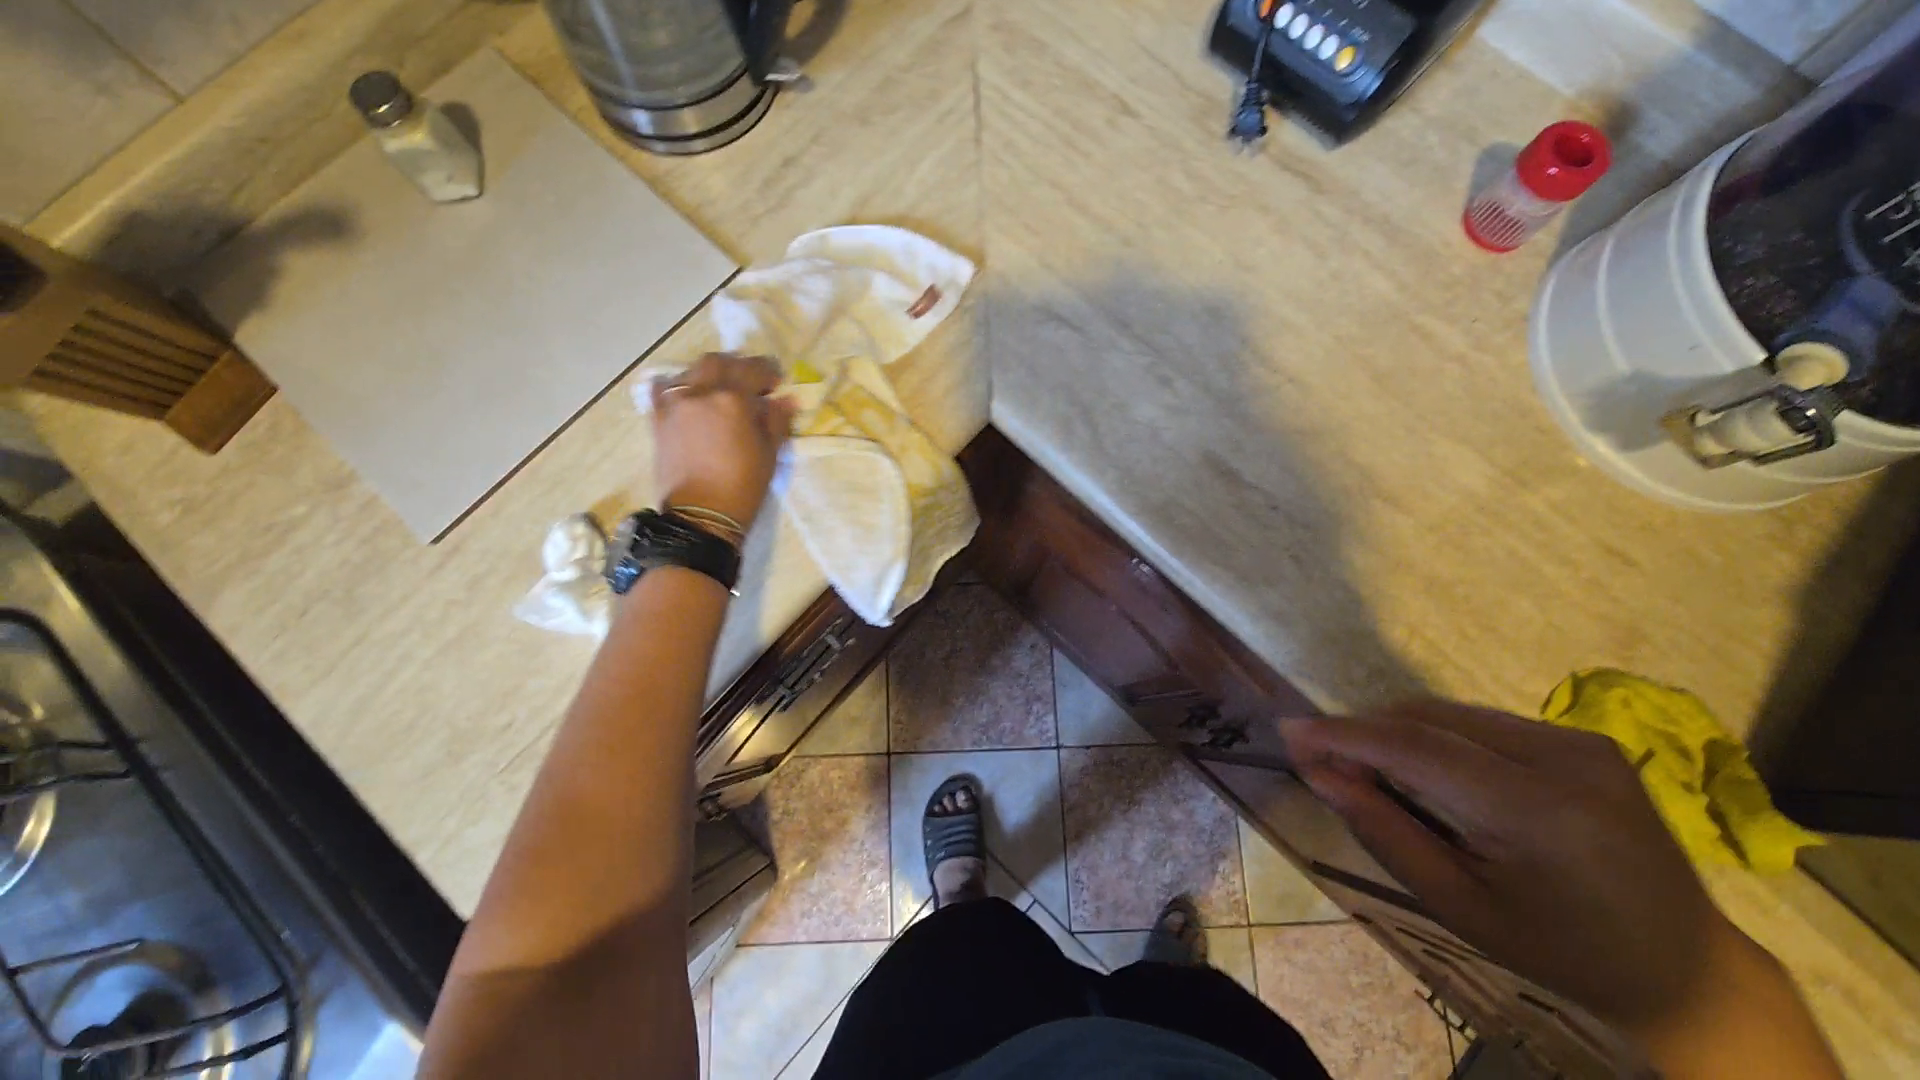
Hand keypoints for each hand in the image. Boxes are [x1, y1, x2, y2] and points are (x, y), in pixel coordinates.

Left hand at [649, 353, 795, 530]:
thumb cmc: (742, 486)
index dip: (767, 371)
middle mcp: (700, 393)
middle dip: (735, 366)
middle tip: (748, 382)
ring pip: (690, 372)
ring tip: (718, 391)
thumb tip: (785, 399)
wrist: (700, 515)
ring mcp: (674, 404)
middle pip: (717, 362)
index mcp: (732, 399)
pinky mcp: (658, 419)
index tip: (775, 382)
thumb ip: (776, 420)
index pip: (752, 369)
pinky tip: (687, 398)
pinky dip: (676, 387)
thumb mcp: (769, 453)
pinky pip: (663, 390)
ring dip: (708, 375)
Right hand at [1280, 703, 1835, 1074]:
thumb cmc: (1560, 952)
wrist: (1684, 968)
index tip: (1288, 732)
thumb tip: (1320, 771)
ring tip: (1370, 771)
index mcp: (1534, 809)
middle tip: (1322, 761)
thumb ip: (1385, 830)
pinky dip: (1440, 739)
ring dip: (1400, 733)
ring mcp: (1579, 741)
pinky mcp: (1585, 740)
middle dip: (1366, 732)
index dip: (1343, 734)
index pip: (1414, 747)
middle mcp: (1561, 756)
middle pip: (1430, 719)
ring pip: (1454, 715)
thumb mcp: (1460, 906)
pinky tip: (1429, 774)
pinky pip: (1484, 724)